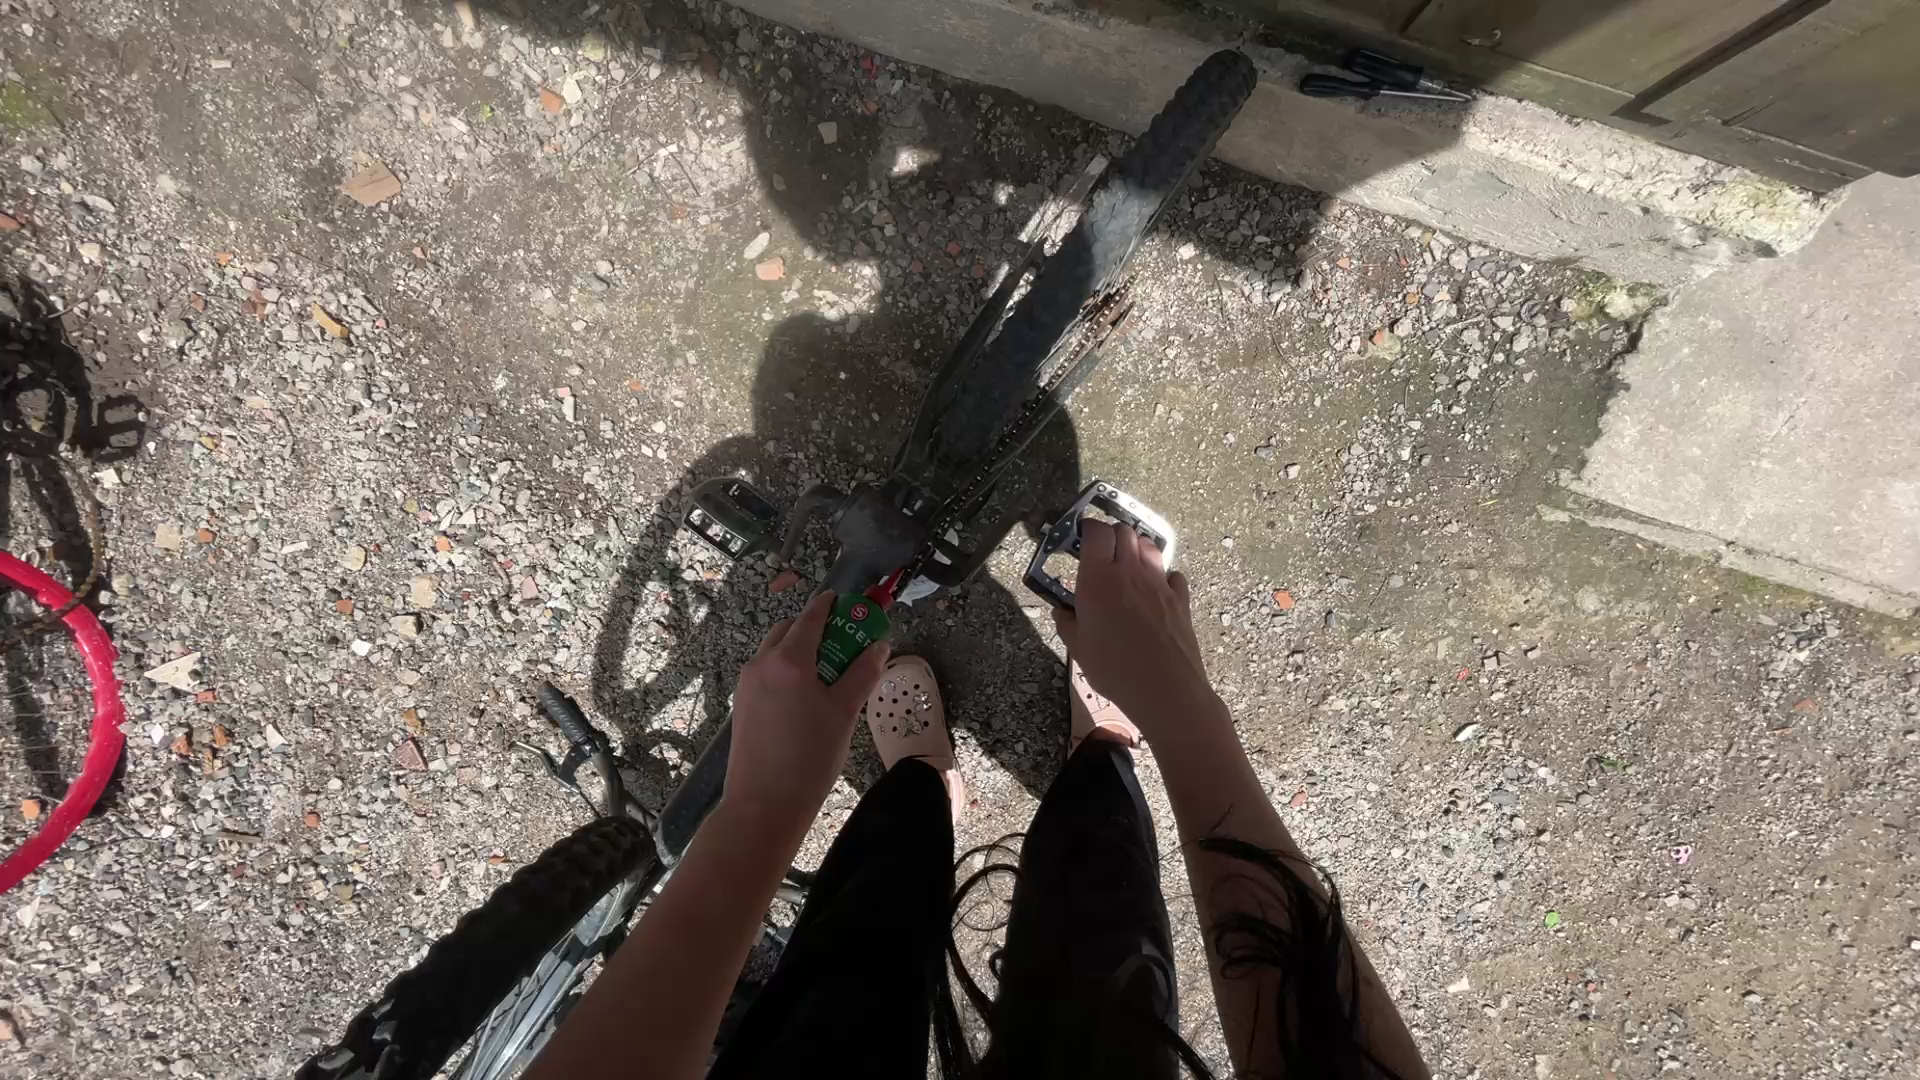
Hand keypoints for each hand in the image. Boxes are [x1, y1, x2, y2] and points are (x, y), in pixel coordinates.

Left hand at [725, 591, 889, 829]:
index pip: (811, 617)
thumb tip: (880, 647)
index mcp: (788, 660)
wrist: (763, 804)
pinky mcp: (742, 703)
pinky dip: (786, 668)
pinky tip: (806, 695)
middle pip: (789, 630)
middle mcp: (762, 664)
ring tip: (827, 671)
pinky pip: (766, 671)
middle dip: (816, 628)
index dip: (830, 605)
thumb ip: (863, 674)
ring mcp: (747, 684)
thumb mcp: (845, 713)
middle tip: (844, 641)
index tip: (846, 601)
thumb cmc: (809, 756)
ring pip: (775, 650)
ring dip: (799, 648)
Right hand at [1053, 520, 1213, 728]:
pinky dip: (1162, 576)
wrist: (1165, 688)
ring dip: (1136, 548)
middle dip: (1111, 535)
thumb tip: (1061, 612)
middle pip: (1124, 531)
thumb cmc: (1114, 669)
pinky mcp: (1180, 598)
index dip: (1088, 528)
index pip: (1096, 532)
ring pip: (1148, 546)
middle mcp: (1129, 571)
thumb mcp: (1078, 649)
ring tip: (1126, 566)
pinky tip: (1155, 591)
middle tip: (1101, 552)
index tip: (1081, 536)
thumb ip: (1067, 624)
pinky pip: (1172, 574)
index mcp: (1098, 579)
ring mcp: (1159, 583)